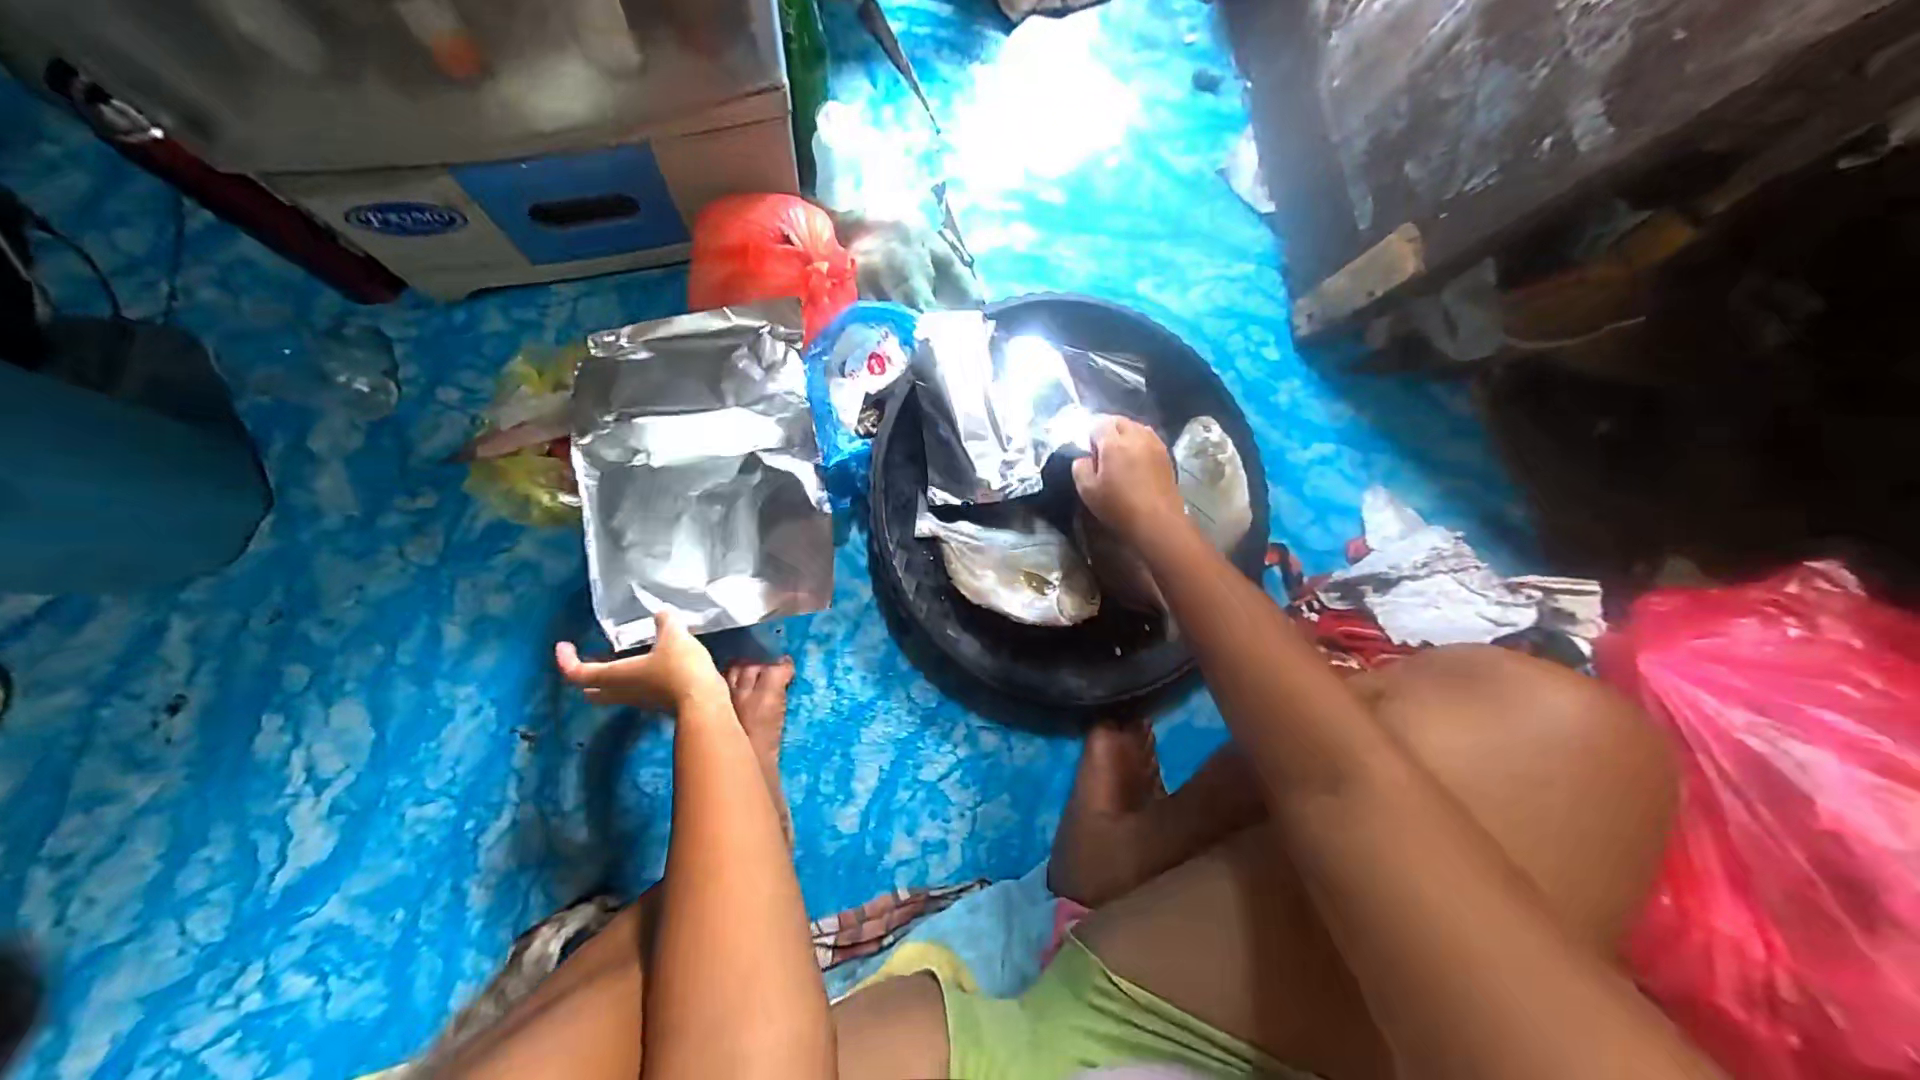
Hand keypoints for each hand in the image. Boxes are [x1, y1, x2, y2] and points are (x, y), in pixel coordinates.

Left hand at [555, 609, 725, 708]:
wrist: (705, 701)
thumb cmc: (680, 669)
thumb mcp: (673, 636)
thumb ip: (665, 622)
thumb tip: (662, 613)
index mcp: (615, 675)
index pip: (577, 672)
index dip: (566, 659)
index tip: (564, 644)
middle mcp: (622, 691)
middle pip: (592, 689)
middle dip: (587, 675)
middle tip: (592, 657)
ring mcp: (641, 700)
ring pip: (615, 691)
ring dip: (613, 676)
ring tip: (624, 656)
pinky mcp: (659, 702)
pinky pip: (638, 690)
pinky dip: (637, 678)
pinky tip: (655, 664)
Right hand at [1072, 415, 1184, 542]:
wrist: (1157, 521)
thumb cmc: (1119, 507)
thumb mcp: (1087, 491)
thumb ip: (1080, 468)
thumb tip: (1084, 458)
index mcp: (1113, 443)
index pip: (1098, 423)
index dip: (1090, 434)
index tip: (1088, 450)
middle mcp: (1136, 436)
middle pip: (1119, 421)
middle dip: (1108, 429)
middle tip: (1101, 448)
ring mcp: (1154, 444)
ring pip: (1136, 426)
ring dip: (1125, 433)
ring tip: (1120, 451)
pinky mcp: (1166, 455)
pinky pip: (1149, 437)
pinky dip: (1140, 441)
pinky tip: (1137, 458)